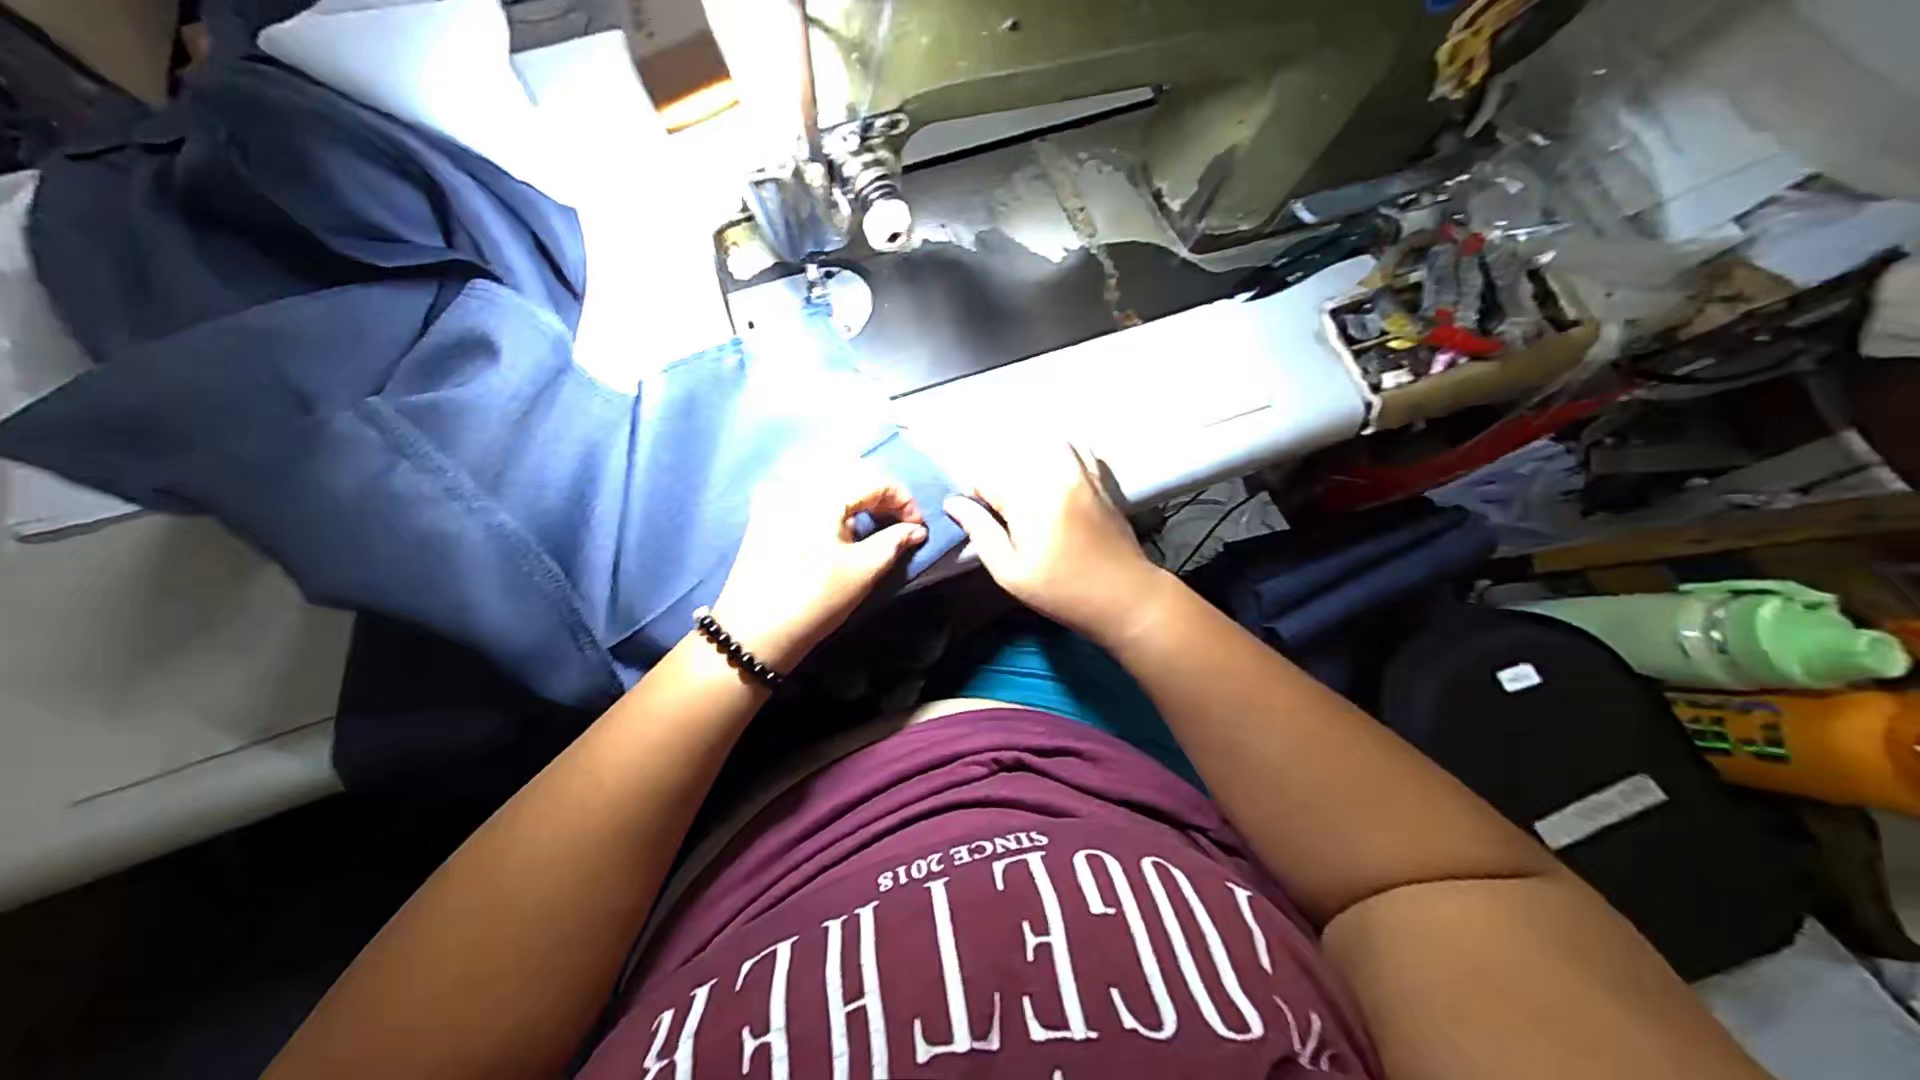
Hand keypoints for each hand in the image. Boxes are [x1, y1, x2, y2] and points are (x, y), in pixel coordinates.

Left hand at [708, 463, 927, 673]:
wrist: (754, 632)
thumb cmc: (814, 600)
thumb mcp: (863, 571)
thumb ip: (894, 542)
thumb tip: (916, 530)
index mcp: (824, 492)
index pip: (877, 479)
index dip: (904, 500)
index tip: (917, 527)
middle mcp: (797, 481)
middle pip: (851, 468)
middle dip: (880, 491)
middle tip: (895, 522)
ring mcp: (775, 493)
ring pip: (825, 472)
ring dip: (854, 489)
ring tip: (868, 520)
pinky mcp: (763, 510)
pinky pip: (802, 485)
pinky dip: (827, 493)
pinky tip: (835, 519)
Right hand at [941, 444, 1167, 641]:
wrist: (1124, 595)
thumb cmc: (1062, 591)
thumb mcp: (1010, 572)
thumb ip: (980, 532)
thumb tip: (954, 503)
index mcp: (1030, 499)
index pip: (985, 478)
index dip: (975, 498)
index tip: (984, 520)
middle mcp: (1056, 475)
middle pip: (1011, 456)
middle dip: (1000, 480)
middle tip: (1005, 514)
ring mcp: (1082, 472)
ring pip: (1043, 444)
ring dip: (1027, 462)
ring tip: (1026, 493)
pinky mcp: (1099, 478)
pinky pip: (1075, 448)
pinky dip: (1058, 453)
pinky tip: (1053, 477)